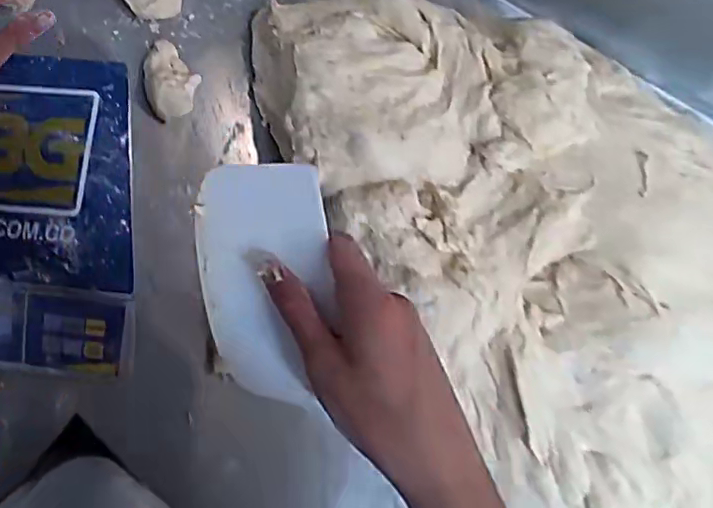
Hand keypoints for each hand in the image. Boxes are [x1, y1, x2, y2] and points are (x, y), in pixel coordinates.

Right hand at [265, 233, 503, 507]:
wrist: (442, 469)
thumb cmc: (376, 415)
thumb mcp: (323, 364)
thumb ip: (296, 310)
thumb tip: (271, 265)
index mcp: (371, 297)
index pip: (340, 244)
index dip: (312, 246)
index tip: (290, 267)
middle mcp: (394, 300)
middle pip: (350, 272)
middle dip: (322, 288)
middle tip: (301, 321)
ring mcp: (411, 322)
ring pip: (363, 298)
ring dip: (341, 313)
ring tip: (327, 354)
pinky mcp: (419, 344)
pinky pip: (380, 318)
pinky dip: (360, 328)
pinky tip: (354, 368)